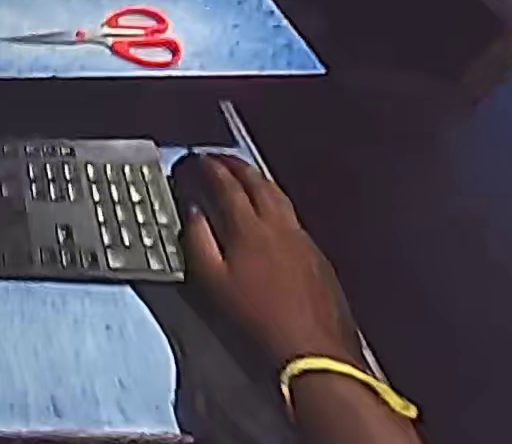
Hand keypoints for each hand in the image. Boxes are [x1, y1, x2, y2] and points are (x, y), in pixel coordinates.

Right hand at [181, 155, 359, 366]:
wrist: (315, 354)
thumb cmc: (255, 317)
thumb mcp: (211, 279)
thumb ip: (198, 238)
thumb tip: (193, 211)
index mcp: (249, 229)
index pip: (227, 185)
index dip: (211, 168)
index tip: (199, 160)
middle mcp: (279, 227)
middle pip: (259, 183)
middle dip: (237, 166)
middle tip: (221, 158)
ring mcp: (303, 241)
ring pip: (280, 197)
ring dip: (259, 180)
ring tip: (245, 175)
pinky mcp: (319, 258)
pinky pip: (293, 217)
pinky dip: (275, 203)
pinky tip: (270, 212)